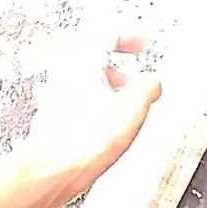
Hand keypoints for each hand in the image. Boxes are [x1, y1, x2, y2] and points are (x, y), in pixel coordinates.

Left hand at [0, 35, 160, 207]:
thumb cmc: (85, 140)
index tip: (146, 43)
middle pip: (93, 57)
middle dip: (119, 66)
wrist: (53, 173)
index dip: (132, 37)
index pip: (108, 34)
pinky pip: (78, 102)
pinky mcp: (52, 119)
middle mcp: (63, 74)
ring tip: (128, 103)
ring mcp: (54, 96)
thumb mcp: (133, 108)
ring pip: (85, 81)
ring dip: (108, 87)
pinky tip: (109, 123)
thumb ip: (148, 88)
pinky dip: (97, 105)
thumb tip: (154, 83)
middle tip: (136, 76)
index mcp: (82, 62)